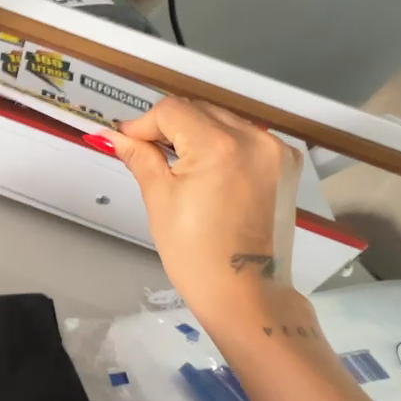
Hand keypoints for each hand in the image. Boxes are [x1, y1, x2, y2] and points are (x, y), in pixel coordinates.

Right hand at [99, 97, 302, 319]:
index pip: (172, 111)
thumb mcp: (159, 198)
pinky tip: (206, 169)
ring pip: (222, 119)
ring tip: (177, 164)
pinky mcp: (286, 165)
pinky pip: (245, 136)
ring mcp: (276, 151)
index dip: (144, 124)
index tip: (129, 143)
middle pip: (198, 109)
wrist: (246, 292)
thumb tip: (115, 136)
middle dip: (169, 126)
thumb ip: (140, 156)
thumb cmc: (195, 251)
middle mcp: (254, 139)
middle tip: (148, 153)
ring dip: (195, 132)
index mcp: (219, 146)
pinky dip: (221, 142)